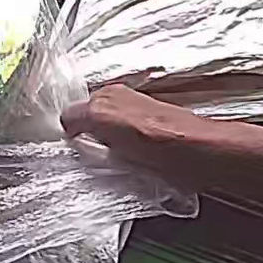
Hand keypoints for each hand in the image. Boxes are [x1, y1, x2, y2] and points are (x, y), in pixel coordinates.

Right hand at [62, 84, 262, 187]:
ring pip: (107, 140)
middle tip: (89, 156)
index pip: (77, 110)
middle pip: (92, 125)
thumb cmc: (150, 137)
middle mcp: (125, 104)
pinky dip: (120, 162)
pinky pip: (124, 153)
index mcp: (110, 93)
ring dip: (104, 154)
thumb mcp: (100, 117)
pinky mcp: (151, 145)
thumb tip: (66, 123)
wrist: (195, 155)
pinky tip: (124, 169)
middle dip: (87, 142)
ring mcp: (140, 124)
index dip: (72, 129)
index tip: (72, 146)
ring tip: (108, 164)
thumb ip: (77, 115)